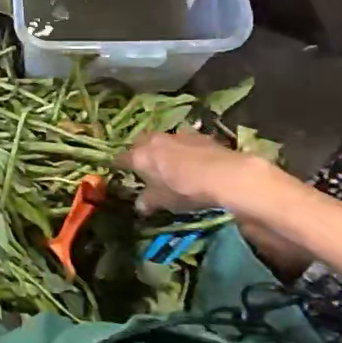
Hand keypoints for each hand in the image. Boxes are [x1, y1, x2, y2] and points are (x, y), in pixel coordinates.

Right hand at [120, 128, 266, 212]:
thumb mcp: (163, 201)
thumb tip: (140, 206)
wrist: (223, 174)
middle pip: (141, 142)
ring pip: (164, 139)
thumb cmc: (184, 189)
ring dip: (164, 148)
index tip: (118, 170)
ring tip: (171, 162)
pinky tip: (193, 160)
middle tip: (145, 165)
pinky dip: (185, 149)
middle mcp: (155, 141)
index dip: (119, 165)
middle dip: (141, 151)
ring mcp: (178, 135)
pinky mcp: (200, 136)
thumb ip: (148, 202)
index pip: (122, 158)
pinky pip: (185, 141)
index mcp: (140, 156)